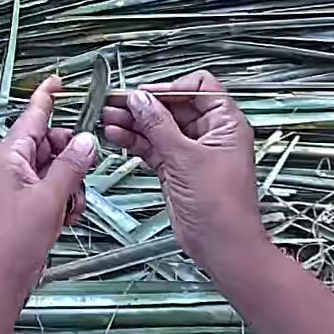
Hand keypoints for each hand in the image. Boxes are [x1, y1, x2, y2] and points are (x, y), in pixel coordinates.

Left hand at [0, 75, 98, 286]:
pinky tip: (64, 218)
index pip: (33, 114)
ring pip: (58, 167)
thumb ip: (71, 165)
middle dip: (72, 157)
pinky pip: (55, 188)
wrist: (1, 277)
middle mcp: (14, 163)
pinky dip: (65, 199)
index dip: (48, 96)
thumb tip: (87, 139)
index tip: (59, 80)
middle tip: (83, 173)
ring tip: (68, 207)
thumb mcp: (50, 197)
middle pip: (53, 142)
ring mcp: (20, 183)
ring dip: (71, 184)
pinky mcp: (28, 202)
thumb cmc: (15, 237)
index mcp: (11, 153)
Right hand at [101, 70, 269, 268]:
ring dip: (134, 122)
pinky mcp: (176, 169)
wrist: (222, 246)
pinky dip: (135, 141)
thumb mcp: (185, 158)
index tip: (144, 94)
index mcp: (225, 123)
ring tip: (108, 117)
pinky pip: (153, 147)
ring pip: (159, 127)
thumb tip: (140, 100)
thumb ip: (158, 125)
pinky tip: (116, 135)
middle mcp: (210, 134)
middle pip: (173, 106)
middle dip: (144, 105)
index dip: (170, 88)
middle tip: (116, 103)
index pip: (198, 88)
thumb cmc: (222, 207)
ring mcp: (192, 152)